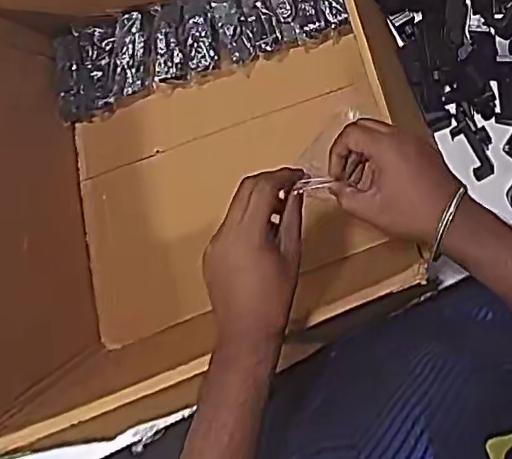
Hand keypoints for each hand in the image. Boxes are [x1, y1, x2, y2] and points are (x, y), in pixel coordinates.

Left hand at [204, 168, 303, 347]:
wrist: (245, 335)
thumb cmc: (274, 296)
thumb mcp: (291, 251)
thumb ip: (292, 215)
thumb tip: (297, 190)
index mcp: (246, 233)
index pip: (262, 187)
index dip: (283, 176)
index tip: (300, 176)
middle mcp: (225, 234)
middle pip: (246, 188)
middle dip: (270, 180)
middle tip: (293, 184)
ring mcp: (215, 243)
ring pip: (237, 203)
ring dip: (259, 196)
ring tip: (282, 206)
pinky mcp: (211, 253)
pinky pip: (231, 221)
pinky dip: (249, 214)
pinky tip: (266, 227)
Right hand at [327, 119, 462, 244]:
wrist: (449, 217)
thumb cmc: (418, 212)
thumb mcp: (370, 209)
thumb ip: (345, 196)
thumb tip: (337, 188)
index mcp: (386, 145)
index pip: (350, 133)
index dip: (337, 153)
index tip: (337, 173)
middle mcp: (402, 137)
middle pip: (364, 127)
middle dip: (349, 150)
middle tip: (346, 173)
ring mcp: (415, 141)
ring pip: (380, 133)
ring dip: (366, 152)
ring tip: (363, 180)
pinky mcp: (424, 149)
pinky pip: (396, 142)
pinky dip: (383, 154)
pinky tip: (382, 180)